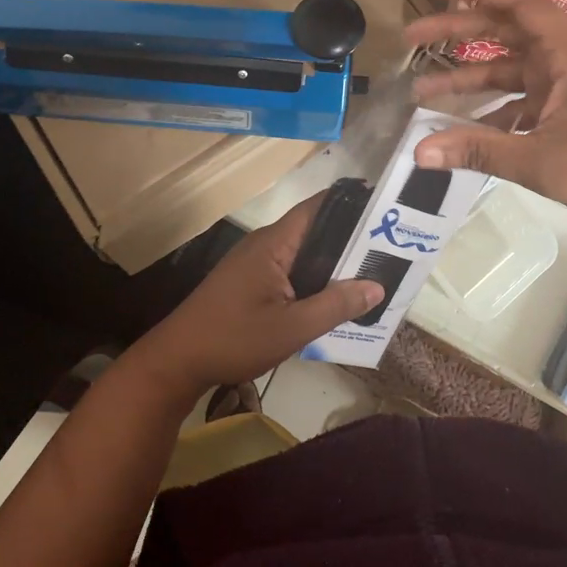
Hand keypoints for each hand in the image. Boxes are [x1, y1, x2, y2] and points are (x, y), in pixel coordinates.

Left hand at [124, 192, 382, 401]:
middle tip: (389, 250)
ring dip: (331, 265)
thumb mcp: (292, 328)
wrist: (177, 362)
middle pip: (314, 231)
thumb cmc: (234, 339)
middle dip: (349, 240)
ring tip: (371, 274)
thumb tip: (376, 285)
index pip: (317, 208)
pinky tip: (333, 299)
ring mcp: (254, 264)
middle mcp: (264, 245)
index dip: (349, 205)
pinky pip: (290, 272)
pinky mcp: (248, 283)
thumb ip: (335, 305)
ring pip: (302, 255)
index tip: (383, 209)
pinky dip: (313, 280)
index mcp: (274, 244)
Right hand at [404, 0, 566, 237]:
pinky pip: (523, 99)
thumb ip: (478, 151)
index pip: (520, 3)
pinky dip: (494, 108)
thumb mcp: (540, 162)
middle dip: (459, 32)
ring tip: (423, 92)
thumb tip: (419, 150)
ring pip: (510, 69)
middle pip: (507, 33)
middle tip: (412, 37)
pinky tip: (464, 129)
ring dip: (470, 78)